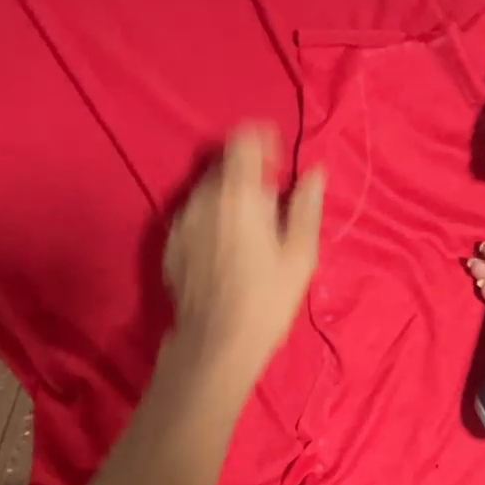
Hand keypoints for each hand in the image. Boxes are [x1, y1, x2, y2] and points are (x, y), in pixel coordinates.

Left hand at [163, 124, 326, 381]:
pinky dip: (211, 222)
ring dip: (228, 200)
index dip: (265, 143)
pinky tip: (225, 253)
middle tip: (270, 207)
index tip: (280, 163)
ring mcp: (181, 221)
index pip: (245, 139)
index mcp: (238, 194)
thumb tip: (314, 173)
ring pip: (207, 192)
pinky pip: (194, 218)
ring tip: (248, 233)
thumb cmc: (266, 302)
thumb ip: (306, 208)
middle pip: (225, 165)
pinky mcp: (170, 244)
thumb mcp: (300, 257)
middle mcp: (203, 198)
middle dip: (248, 176)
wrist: (215, 345)